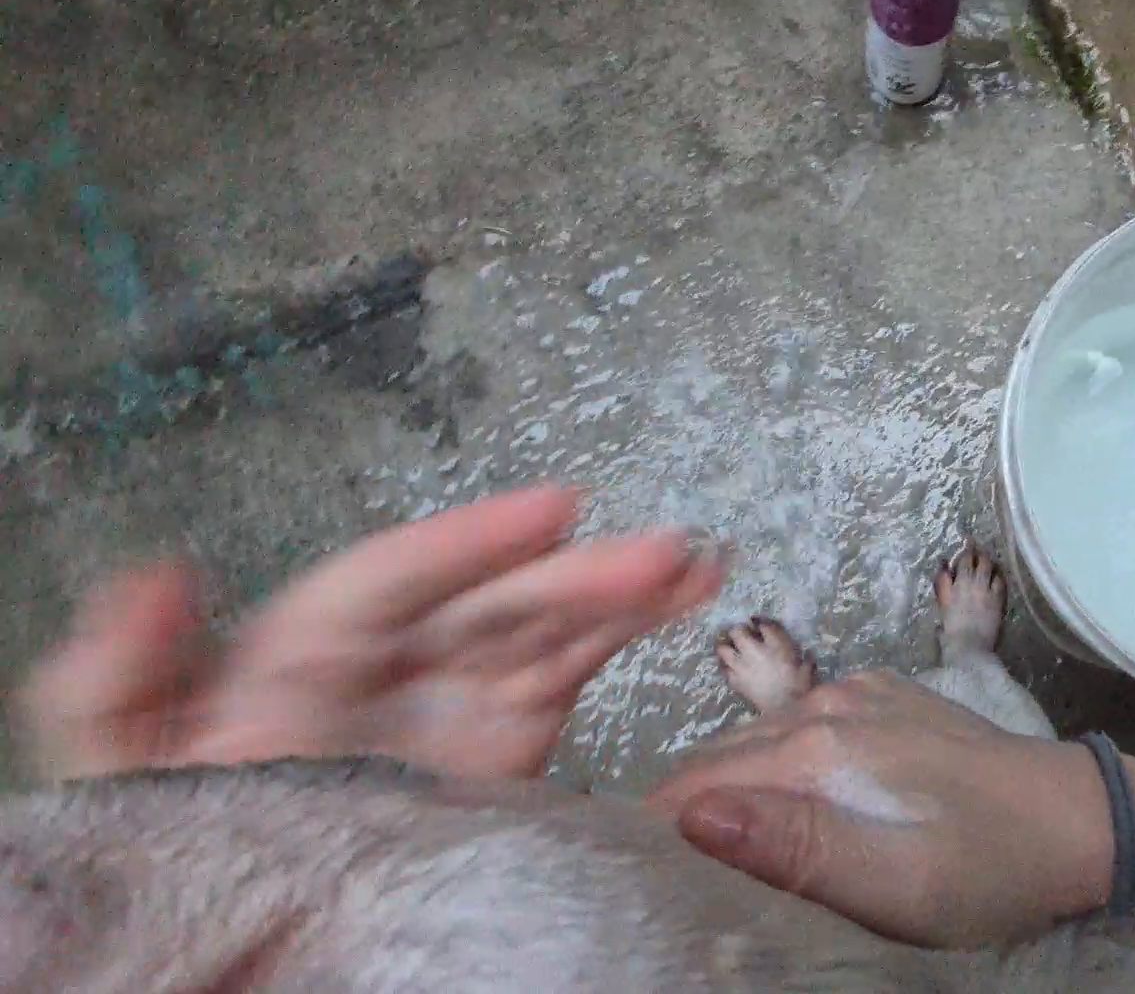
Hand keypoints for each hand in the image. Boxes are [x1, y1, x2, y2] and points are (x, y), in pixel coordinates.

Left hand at [20, 487, 727, 779]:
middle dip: (585, 572)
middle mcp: (403, 654)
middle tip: (663, 554)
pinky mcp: (524, 713)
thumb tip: (155, 577)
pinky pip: (588, 652)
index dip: (478, 542)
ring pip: (559, 616)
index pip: (398, 580)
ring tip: (696, 564)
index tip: (559, 512)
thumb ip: (125, 687)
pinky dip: (642, 619)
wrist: (278, 936)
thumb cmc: (193, 849)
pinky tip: (692, 590)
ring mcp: (471, 683)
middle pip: (502, 598)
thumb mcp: (136, 774)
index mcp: (309, 657)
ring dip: (630, 585)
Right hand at [646, 670, 1112, 948]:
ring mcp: (859, 690)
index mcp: (818, 746)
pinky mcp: (885, 696)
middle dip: (682, 807)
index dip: (652, 833)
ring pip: (758, 736)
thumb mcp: (891, 883)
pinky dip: (772, 759)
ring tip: (709, 844)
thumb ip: (792, 846)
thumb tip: (691, 815)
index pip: (696, 786)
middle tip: (664, 875)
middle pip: (720, 756)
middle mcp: (828, 701)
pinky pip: (800, 722)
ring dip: (726, 783)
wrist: (1072, 813)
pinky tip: (781, 794)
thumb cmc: (983, 865)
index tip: (629, 884)